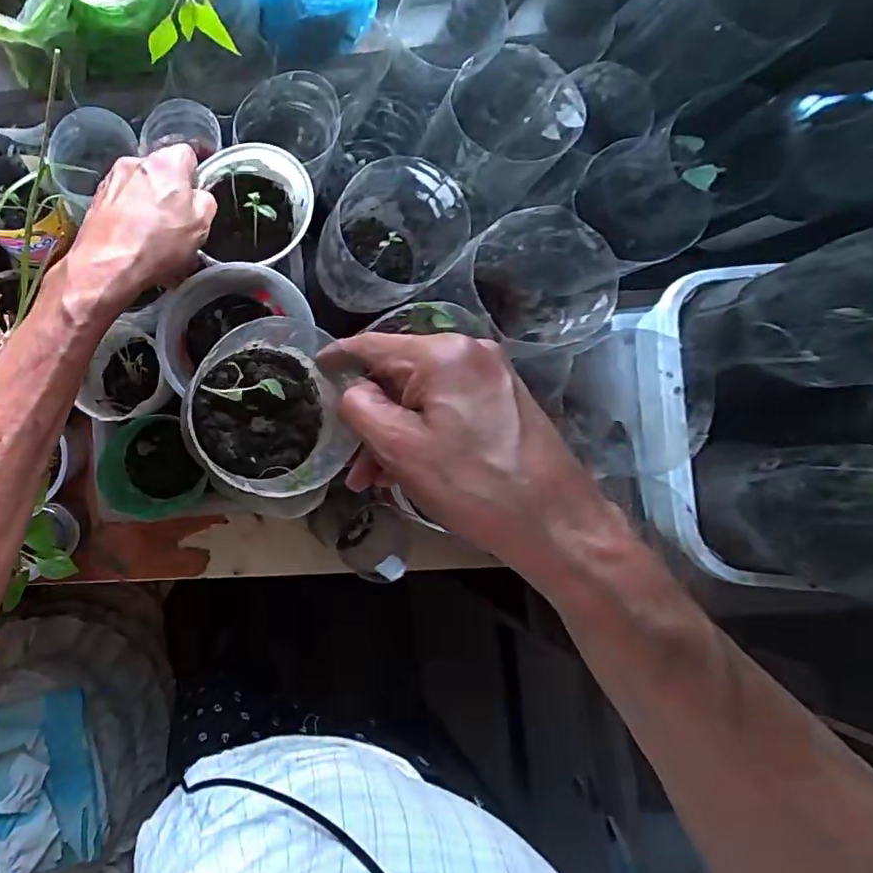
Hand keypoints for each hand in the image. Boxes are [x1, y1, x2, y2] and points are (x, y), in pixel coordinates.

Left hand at [58, 143, 215, 306]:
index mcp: (166, 162)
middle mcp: (134, 163)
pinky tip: (133, 245)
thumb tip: (199, 198)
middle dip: (169, 195)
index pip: (188, 155)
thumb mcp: (201, 226)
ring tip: (153, 241)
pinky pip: (120, 206)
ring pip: (138, 190)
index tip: (196, 197)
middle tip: (176, 225)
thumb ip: (205, 202)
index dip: (195, 178)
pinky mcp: (95, 202)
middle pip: (160, 174)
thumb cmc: (153, 246)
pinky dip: (128, 220)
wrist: (104, 269)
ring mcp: (111, 182)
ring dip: (147, 208)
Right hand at [320, 332, 627, 583]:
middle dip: (368, 415)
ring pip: (418, 396)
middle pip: (396, 374)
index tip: (312, 371)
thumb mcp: (400, 447)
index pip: (371, 345)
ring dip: (392, 431)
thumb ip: (359, 407)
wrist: (560, 527)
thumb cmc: (474, 485)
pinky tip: (405, 469)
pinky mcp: (500, 400)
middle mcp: (469, 352)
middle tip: (349, 456)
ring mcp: (489, 375)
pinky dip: (421, 432)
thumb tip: (352, 390)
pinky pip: (444, 407)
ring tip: (372, 477)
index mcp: (443, 354)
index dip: (336, 358)